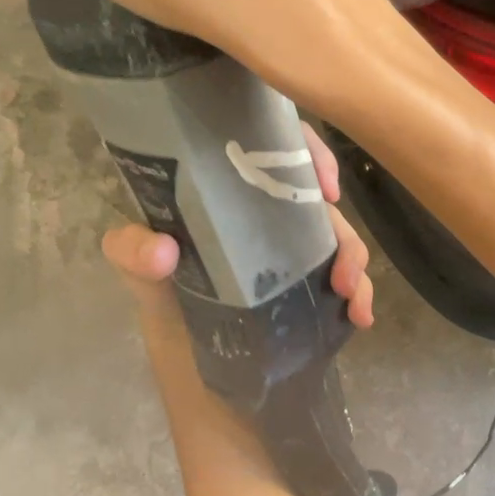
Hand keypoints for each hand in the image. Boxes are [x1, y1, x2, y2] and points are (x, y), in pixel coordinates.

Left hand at [101, 124, 374, 327]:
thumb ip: (134, 254)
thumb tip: (163, 249)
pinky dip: (360, 296)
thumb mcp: (134, 267)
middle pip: (320, 201)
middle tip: (343, 269)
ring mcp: (294, 248)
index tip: (324, 189)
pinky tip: (360, 317)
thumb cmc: (159, 291)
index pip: (277, 146)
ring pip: (342, 240)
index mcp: (232, 186)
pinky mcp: (310, 282)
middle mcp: (270, 210)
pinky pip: (347, 279)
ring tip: (352, 301)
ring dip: (356, 266)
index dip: (309, 153)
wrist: (182, 349)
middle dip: (343, 233)